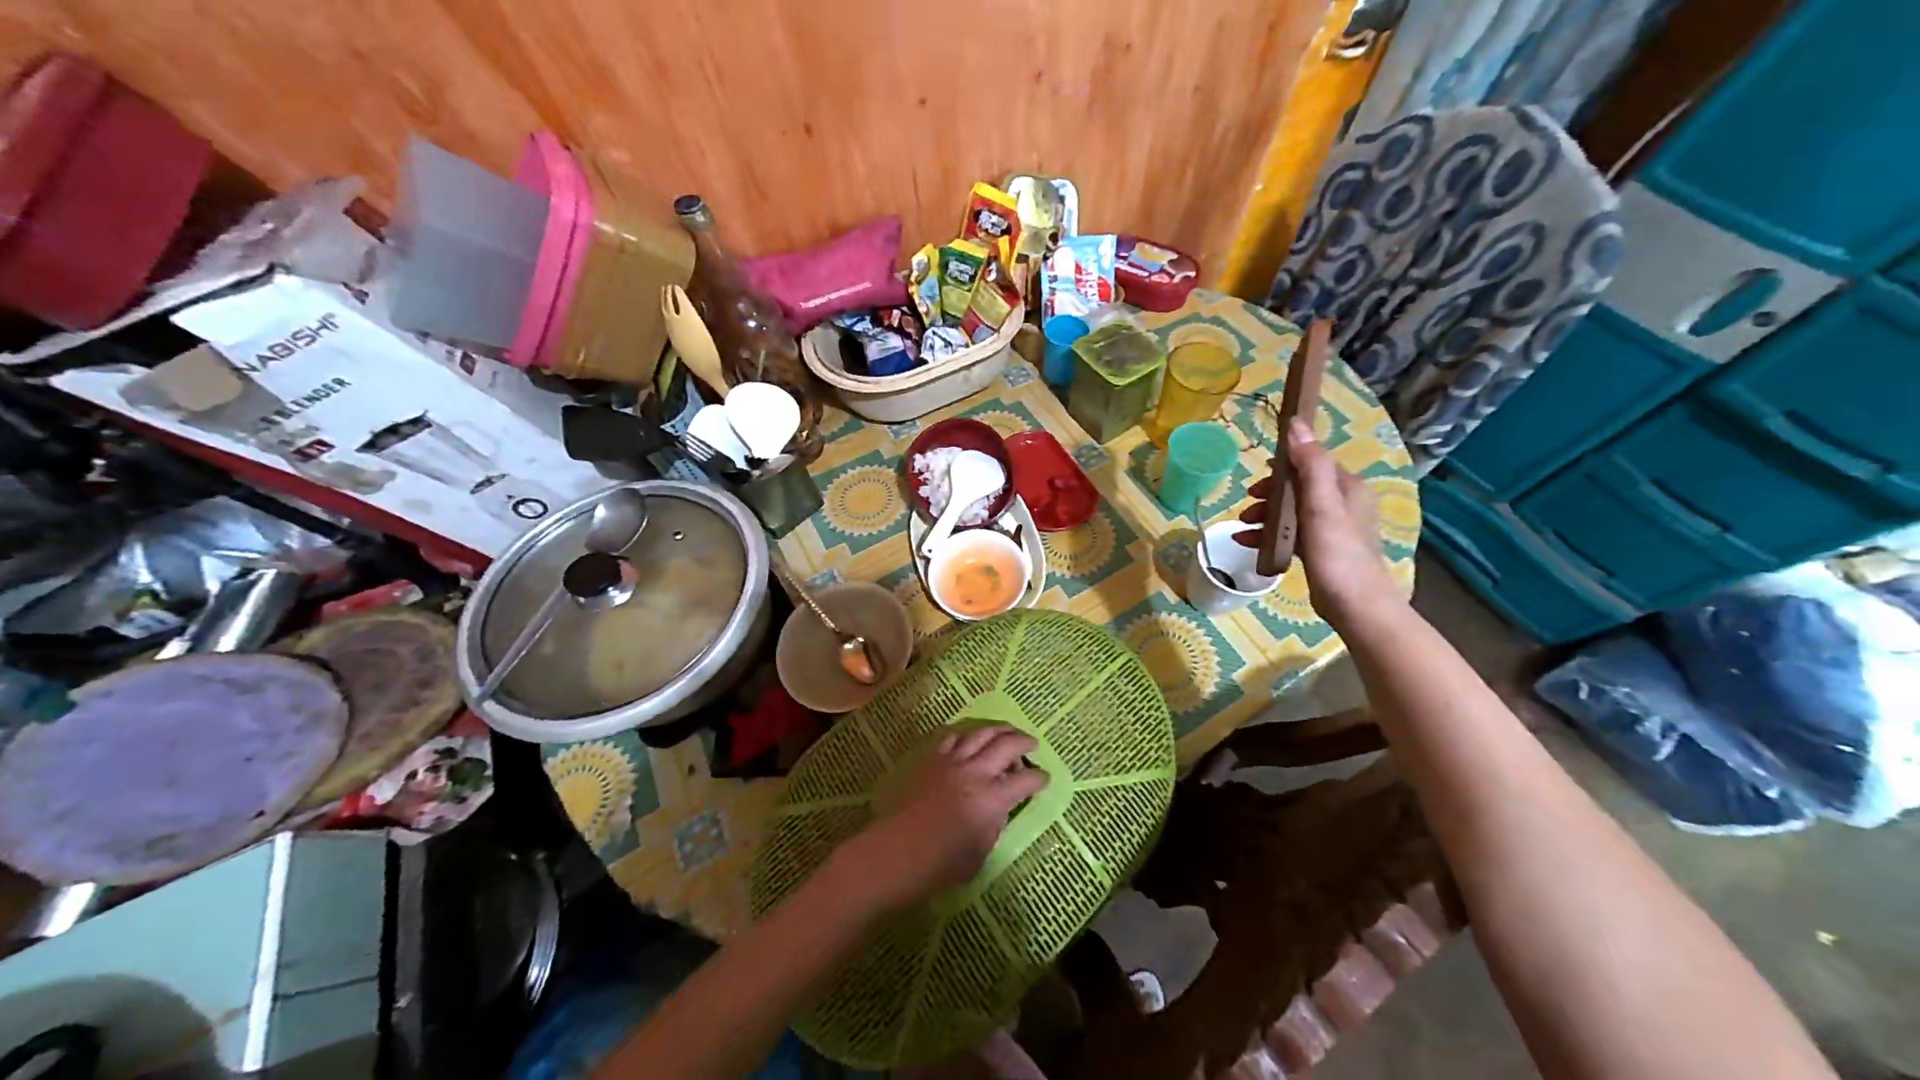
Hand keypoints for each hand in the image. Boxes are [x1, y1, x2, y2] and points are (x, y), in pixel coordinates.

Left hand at [835, 724, 1048, 910]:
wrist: (895, 853)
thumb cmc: (940, 865)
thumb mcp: (980, 853)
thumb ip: (994, 825)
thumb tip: (998, 809)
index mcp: (992, 798)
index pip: (1025, 780)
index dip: (1039, 778)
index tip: (1044, 778)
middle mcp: (975, 772)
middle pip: (1006, 745)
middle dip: (1024, 742)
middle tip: (1033, 743)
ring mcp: (951, 761)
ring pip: (980, 733)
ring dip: (998, 730)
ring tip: (1007, 731)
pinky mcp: (930, 759)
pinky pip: (953, 737)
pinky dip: (967, 735)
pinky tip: (970, 739)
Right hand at [1237, 417, 1400, 627]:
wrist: (1355, 605)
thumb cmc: (1337, 553)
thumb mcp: (1321, 506)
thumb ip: (1310, 465)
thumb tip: (1296, 424)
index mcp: (1348, 488)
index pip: (1313, 463)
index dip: (1283, 467)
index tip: (1257, 479)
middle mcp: (1344, 503)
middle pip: (1300, 487)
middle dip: (1269, 495)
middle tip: (1246, 506)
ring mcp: (1334, 528)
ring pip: (1293, 510)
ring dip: (1266, 515)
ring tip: (1242, 528)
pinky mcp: (1323, 549)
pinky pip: (1292, 532)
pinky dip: (1271, 534)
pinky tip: (1248, 544)